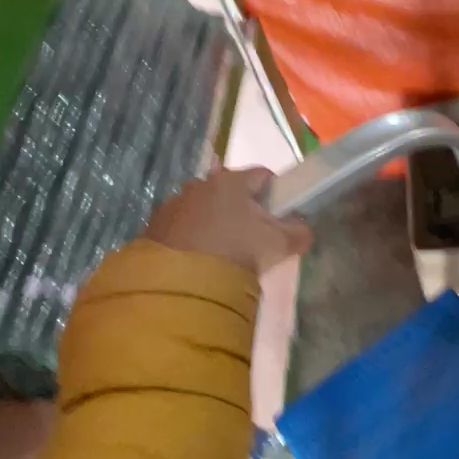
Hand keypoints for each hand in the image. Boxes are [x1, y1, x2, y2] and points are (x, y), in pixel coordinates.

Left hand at [143, 166, 313, 274]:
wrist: (180, 283)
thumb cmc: (237, 252)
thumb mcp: (280, 244)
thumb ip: (300, 232)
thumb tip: (304, 229)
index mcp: (232, 181)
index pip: (263, 175)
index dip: (277, 192)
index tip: (281, 214)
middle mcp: (200, 184)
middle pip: (231, 190)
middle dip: (243, 207)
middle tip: (253, 235)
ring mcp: (173, 204)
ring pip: (204, 207)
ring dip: (215, 221)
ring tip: (222, 250)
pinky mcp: (154, 226)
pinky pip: (181, 225)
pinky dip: (192, 236)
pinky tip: (199, 258)